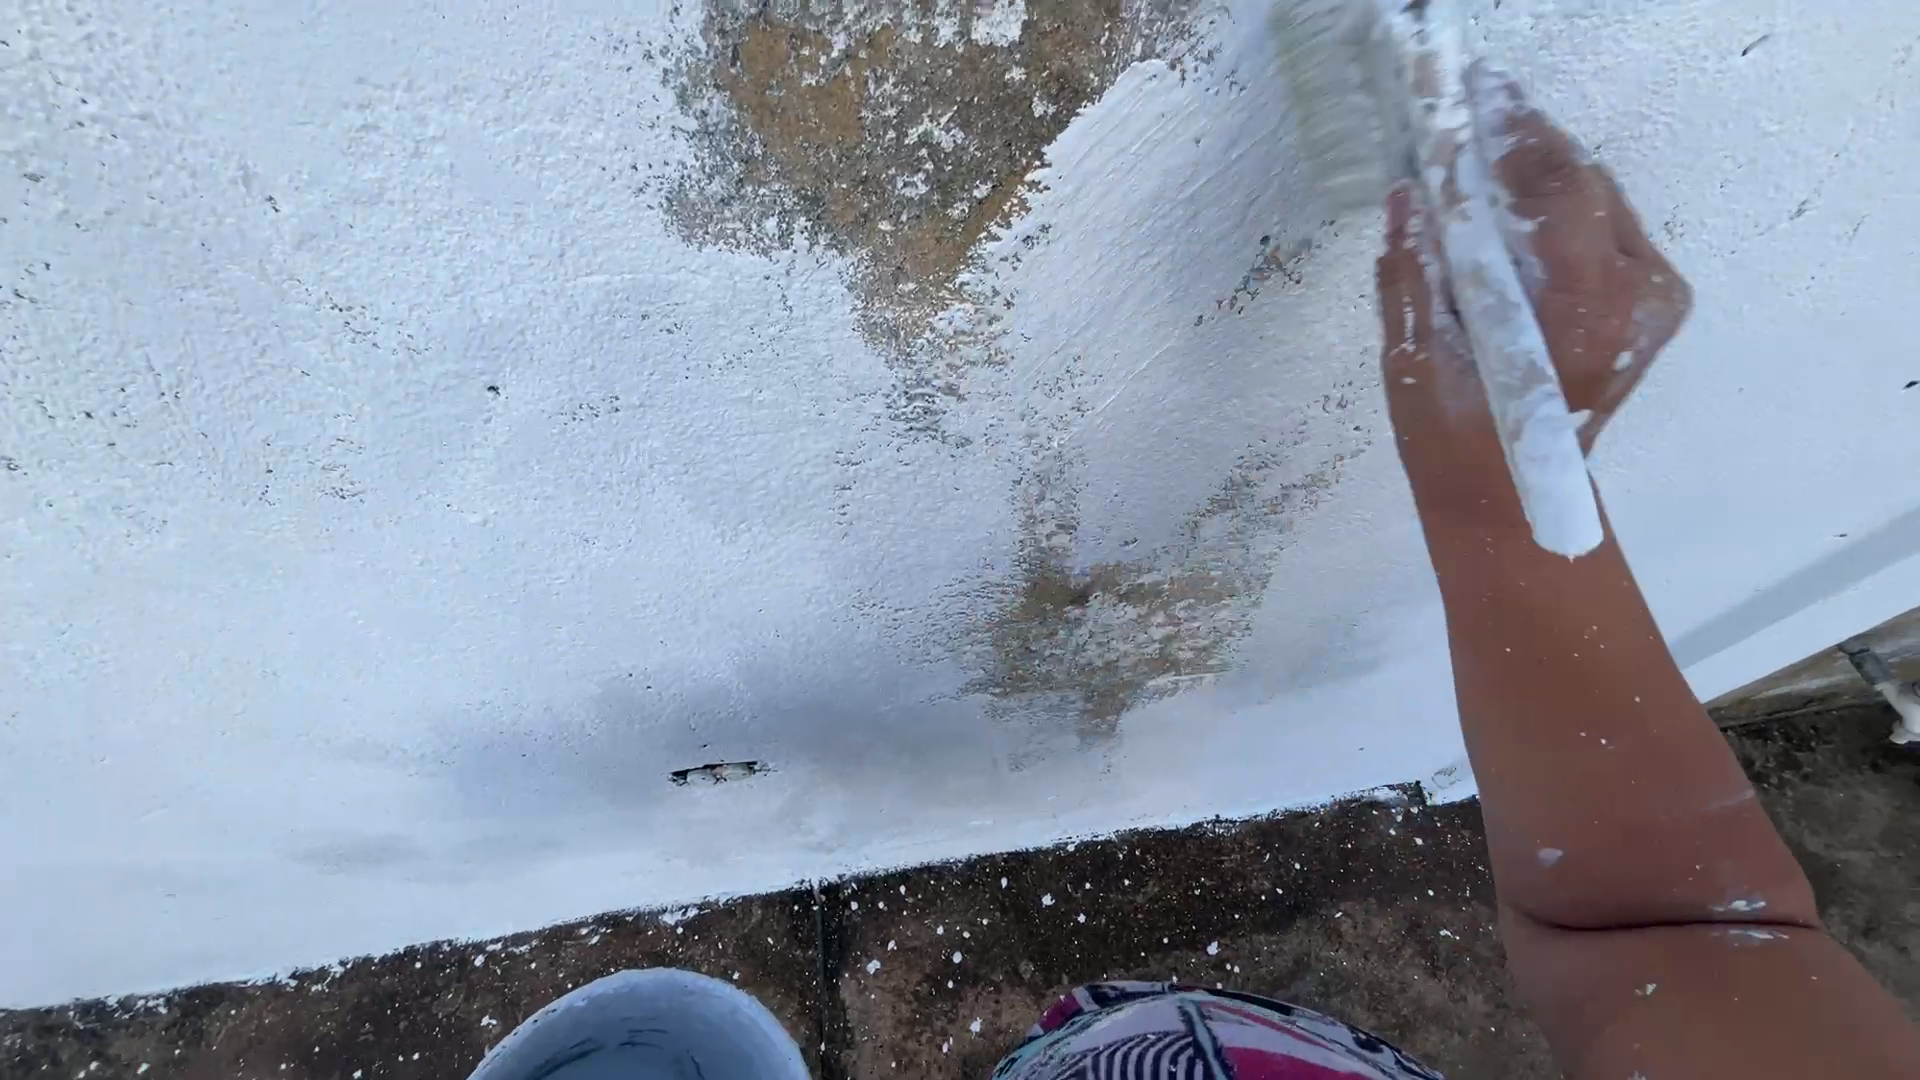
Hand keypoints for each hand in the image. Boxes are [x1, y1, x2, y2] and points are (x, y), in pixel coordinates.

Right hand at [1377, 71, 1691, 524]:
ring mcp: (1656, 297)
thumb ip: (1410, 276)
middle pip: (1584, 184)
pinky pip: (1605, 231)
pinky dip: (1558, 210)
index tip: (1471, 92)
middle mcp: (1641, 290)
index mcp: (1583, 306)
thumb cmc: (1451, 441)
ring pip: (1598, 202)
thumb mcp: (1415, 361)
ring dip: (1540, 175)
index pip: (1556, 186)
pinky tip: (1512, 207)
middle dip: (1525, 147)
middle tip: (1470, 115)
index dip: (1512, 134)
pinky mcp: (1651, 304)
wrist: (1506, 497)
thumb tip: (1408, 196)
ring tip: (1484, 153)